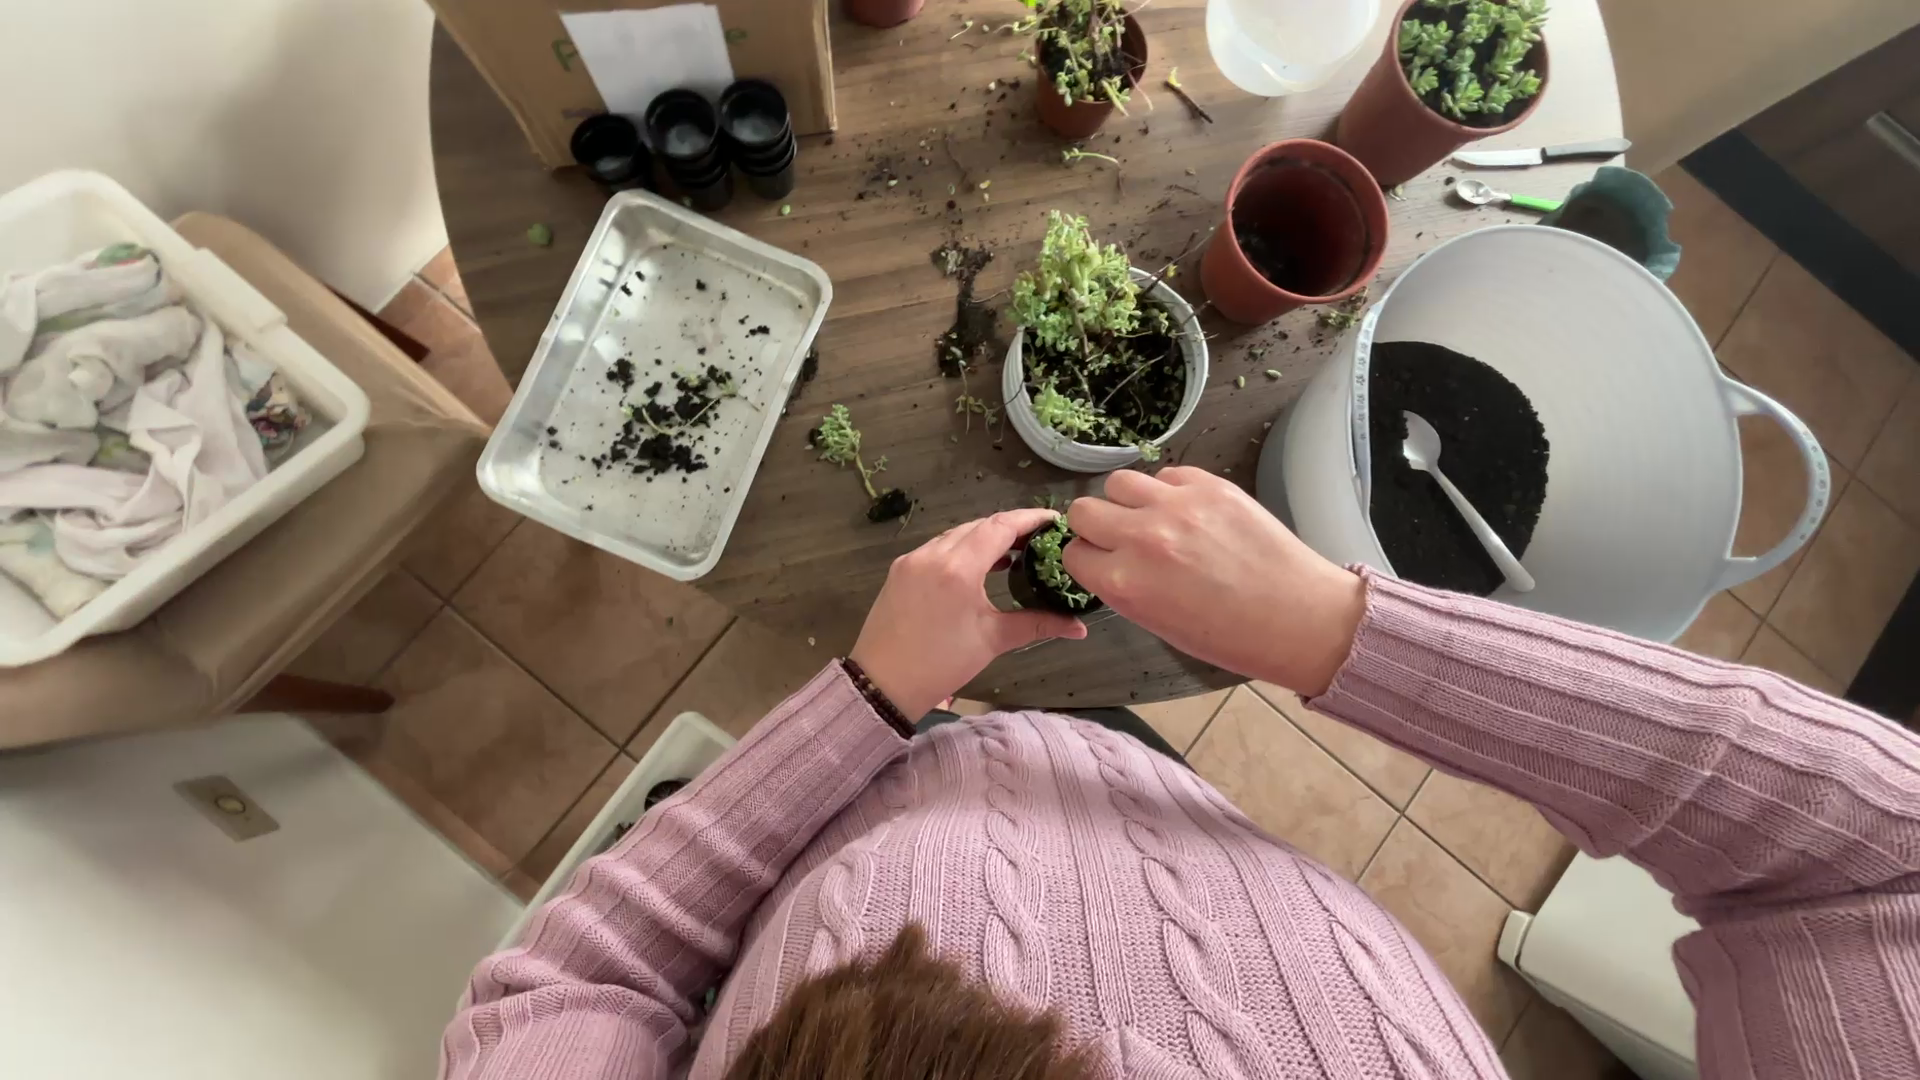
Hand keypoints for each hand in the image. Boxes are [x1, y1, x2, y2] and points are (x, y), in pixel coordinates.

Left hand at [850, 508, 1088, 719]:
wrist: (882, 684)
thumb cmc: (941, 664)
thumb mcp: (992, 641)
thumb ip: (1038, 625)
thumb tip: (1080, 627)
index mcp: (958, 568)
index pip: (1000, 526)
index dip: (1030, 518)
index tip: (1054, 520)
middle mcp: (933, 554)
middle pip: (978, 525)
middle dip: (1010, 527)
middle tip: (1039, 539)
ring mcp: (913, 559)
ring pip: (956, 534)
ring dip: (984, 536)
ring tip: (1014, 552)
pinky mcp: (901, 569)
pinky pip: (938, 547)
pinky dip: (962, 548)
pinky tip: (978, 565)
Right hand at [1063, 467, 1364, 696]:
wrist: (1298, 618)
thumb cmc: (1228, 636)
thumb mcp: (1156, 622)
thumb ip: (1122, 586)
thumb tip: (1107, 558)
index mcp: (1123, 583)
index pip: (1073, 553)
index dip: (1087, 558)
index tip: (1102, 561)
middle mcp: (1141, 538)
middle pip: (1083, 510)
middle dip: (1096, 526)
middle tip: (1121, 537)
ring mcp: (1176, 506)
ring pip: (1119, 482)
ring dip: (1128, 501)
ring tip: (1153, 517)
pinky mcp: (1209, 485)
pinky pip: (1166, 475)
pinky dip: (1169, 491)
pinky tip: (1189, 512)